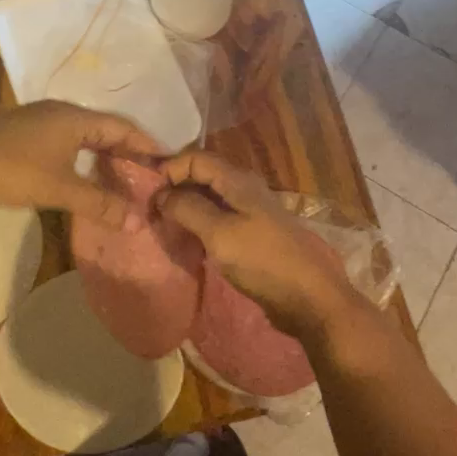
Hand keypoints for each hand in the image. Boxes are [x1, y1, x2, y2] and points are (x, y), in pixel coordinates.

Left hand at [0, 101, 162, 227]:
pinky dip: (83, 155)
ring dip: (103, 153)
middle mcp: (59, 111)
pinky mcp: (22, 133)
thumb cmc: (10, 171)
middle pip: (104, 128)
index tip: (168, 160)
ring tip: (121, 175)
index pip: (122, 126)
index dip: (146, 143)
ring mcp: (38, 120)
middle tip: (148, 172)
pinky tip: (82, 174)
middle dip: (127, 149)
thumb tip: (138, 222)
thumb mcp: (59, 189)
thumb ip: (99, 204)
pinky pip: (66, 139)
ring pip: (83, 134)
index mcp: (74, 117)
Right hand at [154, 152, 358, 338]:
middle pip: (203, 176)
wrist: (309, 298)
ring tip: (162, 225)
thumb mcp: (220, 234)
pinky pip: (219, 219)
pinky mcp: (252, 234)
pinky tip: (187, 240)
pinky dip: (200, 224)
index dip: (170, 169)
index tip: (147, 193)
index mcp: (238, 181)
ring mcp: (250, 212)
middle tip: (149, 210)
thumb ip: (189, 210)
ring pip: (210, 198)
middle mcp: (245, 189)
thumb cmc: (263, 261)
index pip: (196, 158)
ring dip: (186, 207)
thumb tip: (162, 195)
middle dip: (175, 187)